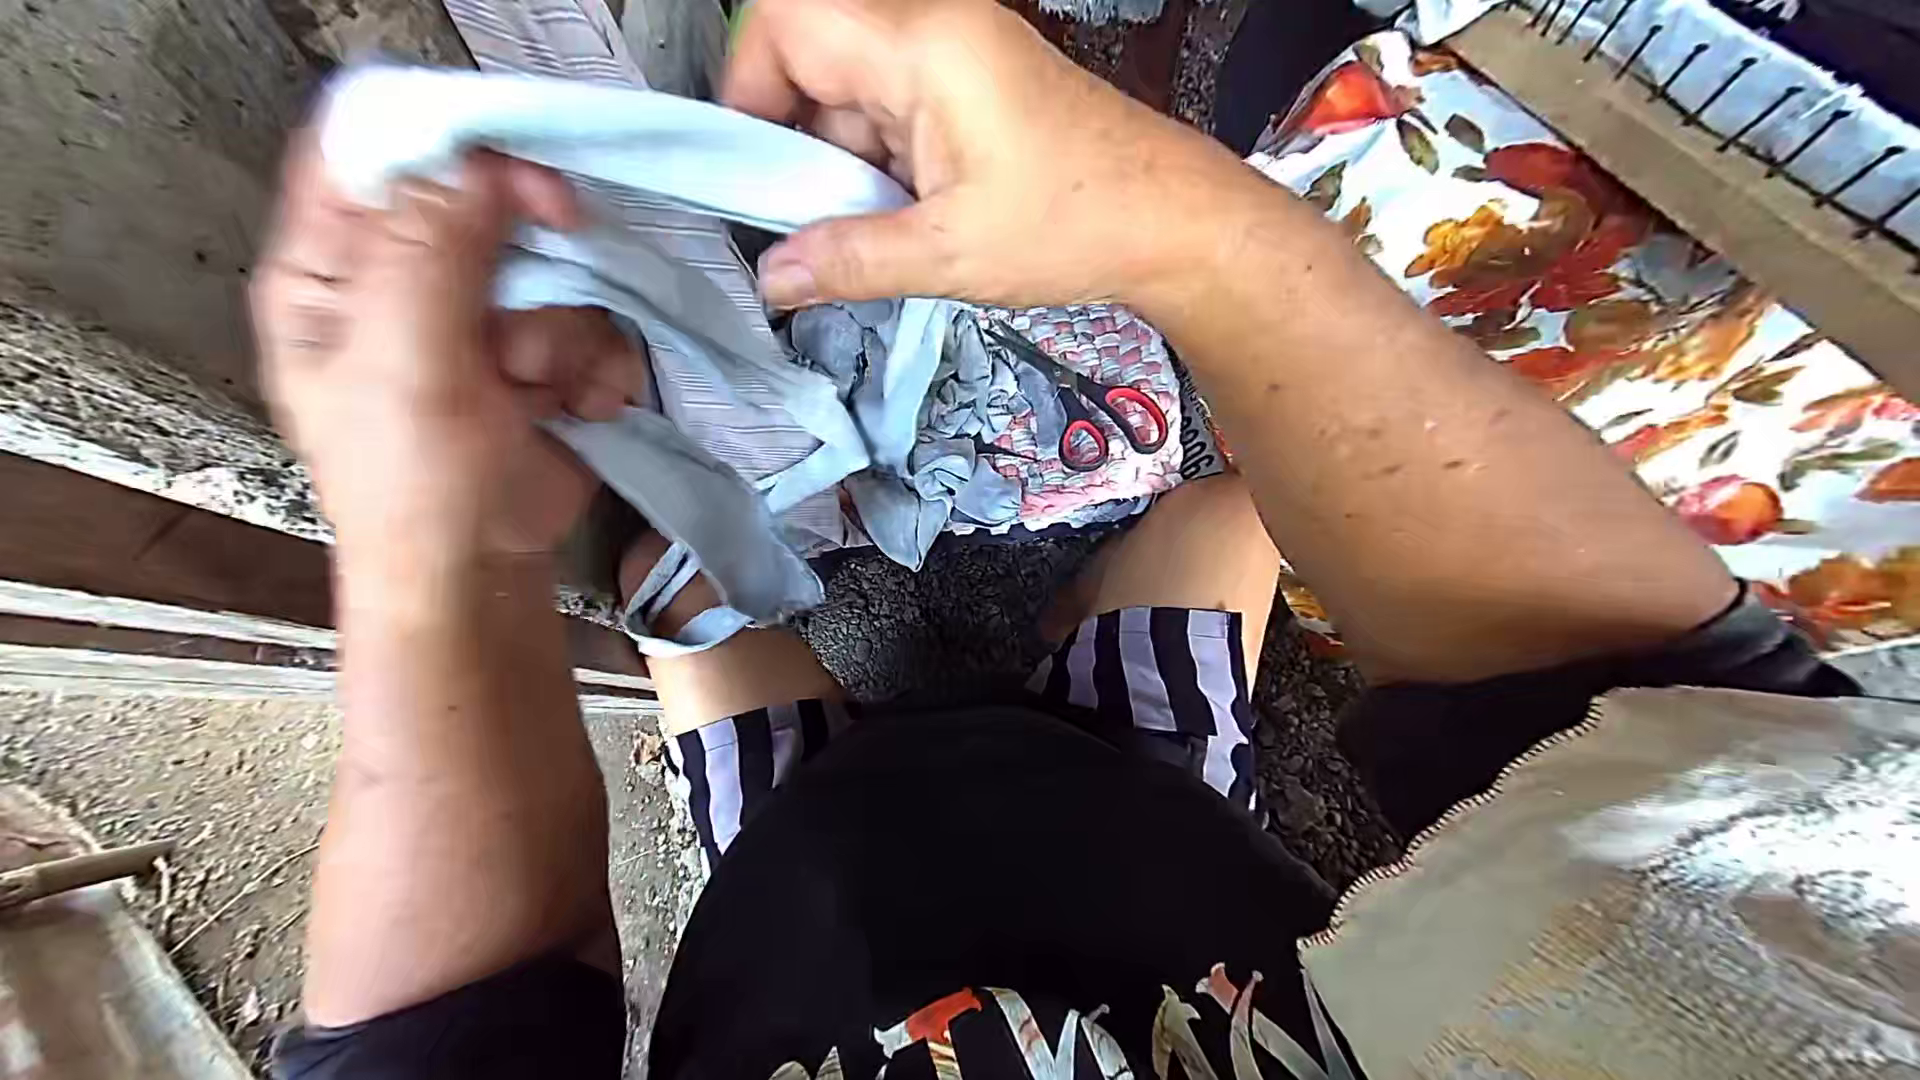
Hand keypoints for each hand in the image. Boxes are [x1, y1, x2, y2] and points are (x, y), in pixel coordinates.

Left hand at [250, 139, 647, 575]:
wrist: (482, 564)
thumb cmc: (416, 481)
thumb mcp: (404, 364)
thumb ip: (430, 257)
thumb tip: (481, 169)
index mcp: (345, 275)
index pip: (384, 164)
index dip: (455, 154)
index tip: (525, 182)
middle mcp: (424, 293)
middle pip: (497, 223)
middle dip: (535, 276)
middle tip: (541, 319)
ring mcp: (499, 333)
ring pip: (566, 287)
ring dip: (573, 344)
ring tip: (550, 396)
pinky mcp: (557, 370)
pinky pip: (604, 339)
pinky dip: (605, 375)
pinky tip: (585, 411)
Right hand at [727, 0, 1258, 310]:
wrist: (1164, 224)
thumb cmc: (1074, 223)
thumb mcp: (948, 254)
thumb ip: (852, 262)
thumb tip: (776, 278)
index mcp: (923, 45)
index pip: (787, 22)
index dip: (748, 90)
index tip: (748, 172)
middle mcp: (934, 38)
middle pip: (818, 69)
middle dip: (802, 153)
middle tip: (814, 229)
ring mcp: (955, 72)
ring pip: (856, 109)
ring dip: (847, 177)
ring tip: (876, 238)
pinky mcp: (971, 109)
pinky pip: (896, 131)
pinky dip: (883, 181)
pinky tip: (905, 228)